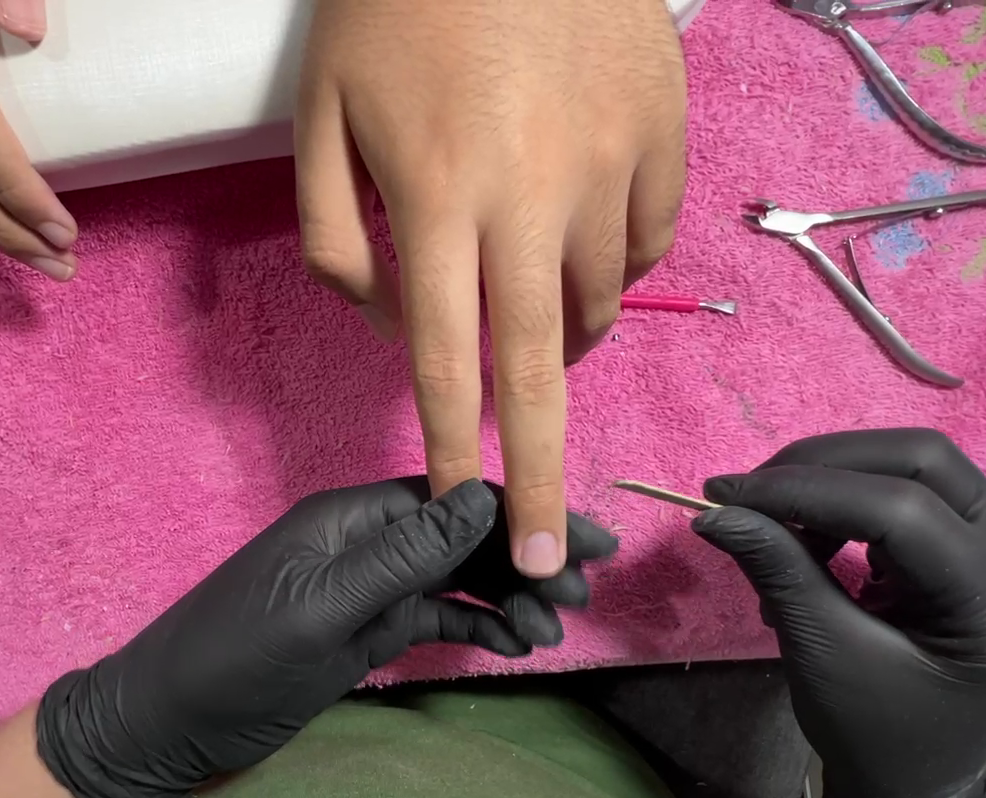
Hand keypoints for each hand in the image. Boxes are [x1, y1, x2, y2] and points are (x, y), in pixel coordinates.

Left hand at [37, 478, 618, 797]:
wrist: (171, 727)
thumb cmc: (236, 661)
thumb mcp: (323, 610)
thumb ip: (403, 558)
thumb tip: (484, 498)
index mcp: (352, 520)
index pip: (452, 502)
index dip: (519, 518)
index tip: (583, 544)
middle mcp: (367, 544)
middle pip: (461, 539)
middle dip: (523, 560)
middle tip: (582, 596)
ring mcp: (369, 590)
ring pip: (454, 581)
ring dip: (505, 598)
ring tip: (551, 630)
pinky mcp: (367, 632)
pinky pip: (434, 619)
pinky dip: (474, 627)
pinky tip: (513, 643)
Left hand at [295, 0, 686, 579]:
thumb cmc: (392, 1)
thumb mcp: (319, 117)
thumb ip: (337, 240)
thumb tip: (392, 320)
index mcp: (438, 201)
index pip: (445, 362)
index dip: (454, 452)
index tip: (465, 520)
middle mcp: (532, 200)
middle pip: (538, 372)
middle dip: (537, 476)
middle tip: (548, 554)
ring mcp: (611, 166)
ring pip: (594, 308)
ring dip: (557, 336)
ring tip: (527, 299)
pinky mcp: (665, 133)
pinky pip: (642, 245)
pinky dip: (608, 265)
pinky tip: (575, 226)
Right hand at [691, 429, 985, 797]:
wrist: (911, 780)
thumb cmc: (871, 731)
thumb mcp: (819, 652)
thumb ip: (776, 571)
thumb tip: (715, 513)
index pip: (898, 508)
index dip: (802, 491)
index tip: (721, 496)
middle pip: (921, 462)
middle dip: (821, 466)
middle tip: (748, 494)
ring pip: (916, 467)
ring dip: (831, 479)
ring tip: (774, 522)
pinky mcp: (969, 549)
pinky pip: (909, 493)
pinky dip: (844, 502)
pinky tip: (809, 537)